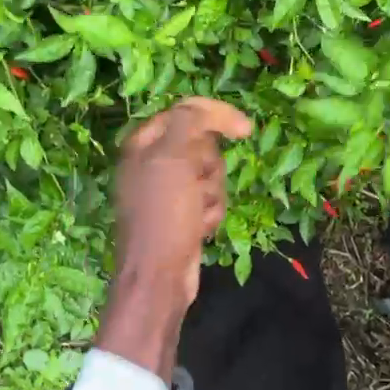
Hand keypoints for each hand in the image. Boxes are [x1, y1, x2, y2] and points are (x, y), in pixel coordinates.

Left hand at [97, 97, 251, 380]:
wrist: (159, 278)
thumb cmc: (163, 214)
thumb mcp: (172, 158)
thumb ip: (190, 122)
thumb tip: (216, 114)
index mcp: (143, 142)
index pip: (187, 110)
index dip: (217, 116)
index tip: (245, 130)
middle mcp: (154, 161)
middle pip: (203, 144)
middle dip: (210, 166)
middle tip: (197, 184)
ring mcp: (169, 189)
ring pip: (211, 173)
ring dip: (212, 193)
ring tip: (197, 213)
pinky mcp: (183, 213)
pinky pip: (211, 199)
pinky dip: (211, 213)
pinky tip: (200, 229)